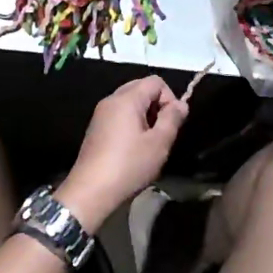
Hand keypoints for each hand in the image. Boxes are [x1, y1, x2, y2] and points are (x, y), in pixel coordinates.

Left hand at [56, 77, 188, 225]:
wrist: (90, 191)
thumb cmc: (129, 165)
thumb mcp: (159, 143)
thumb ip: (172, 119)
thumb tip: (181, 104)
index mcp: (127, 98)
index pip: (155, 81)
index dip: (170, 98)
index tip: (172, 123)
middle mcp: (111, 99)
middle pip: (141, 88)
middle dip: (157, 105)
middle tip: (162, 132)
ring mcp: (100, 113)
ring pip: (129, 102)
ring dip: (144, 115)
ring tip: (149, 142)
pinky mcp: (95, 128)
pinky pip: (119, 114)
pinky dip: (131, 123)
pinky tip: (133, 148)